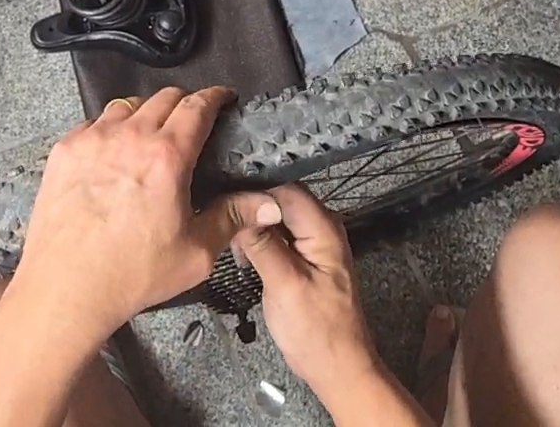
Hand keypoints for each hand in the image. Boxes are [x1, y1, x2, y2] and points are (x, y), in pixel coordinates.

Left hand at [8, 87, 278, 343]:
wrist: (65, 290)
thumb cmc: (131, 275)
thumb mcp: (195, 253)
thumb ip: (233, 218)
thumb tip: (269, 205)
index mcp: (166, 156)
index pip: (197, 106)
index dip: (215, 96)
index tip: (223, 97)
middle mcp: (130, 137)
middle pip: (164, 97)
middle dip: (184, 103)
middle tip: (191, 121)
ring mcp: (93, 139)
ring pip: (128, 105)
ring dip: (146, 112)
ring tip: (151, 134)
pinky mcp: (66, 149)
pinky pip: (94, 123)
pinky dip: (110, 128)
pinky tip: (113, 152)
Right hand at [230, 183, 384, 399]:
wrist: (339, 370)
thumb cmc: (317, 333)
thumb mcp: (284, 286)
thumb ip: (262, 245)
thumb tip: (240, 211)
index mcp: (323, 227)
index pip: (284, 189)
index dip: (253, 191)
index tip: (224, 199)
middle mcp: (322, 227)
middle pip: (280, 199)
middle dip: (251, 206)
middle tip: (220, 216)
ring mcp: (314, 242)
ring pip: (278, 216)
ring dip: (253, 223)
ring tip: (226, 233)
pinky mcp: (305, 257)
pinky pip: (279, 234)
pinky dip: (260, 238)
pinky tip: (242, 249)